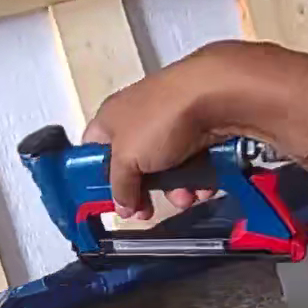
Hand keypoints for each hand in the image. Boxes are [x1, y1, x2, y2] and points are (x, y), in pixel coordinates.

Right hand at [84, 40, 296, 219]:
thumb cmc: (161, 118)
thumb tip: (121, 206)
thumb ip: (119, 187)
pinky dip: (196, 180)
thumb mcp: (126, 160)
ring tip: (184, 197)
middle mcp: (136, 121)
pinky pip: (190, 166)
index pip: (92, 152)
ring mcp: (168, 127)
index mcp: (109, 120)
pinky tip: (202, 186)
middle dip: (142, 194)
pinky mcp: (196, 133)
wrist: (215, 96)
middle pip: (132, 168)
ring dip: (174, 191)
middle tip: (145, 211)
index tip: (106, 200)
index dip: (96, 177)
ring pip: (165, 172)